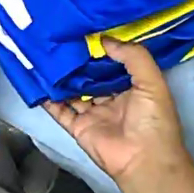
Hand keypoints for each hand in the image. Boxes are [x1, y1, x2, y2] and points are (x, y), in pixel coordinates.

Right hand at [43, 37, 189, 186]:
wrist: (143, 160)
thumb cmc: (154, 120)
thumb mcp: (152, 81)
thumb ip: (133, 57)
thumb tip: (105, 39)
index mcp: (133, 90)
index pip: (114, 66)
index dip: (103, 51)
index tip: (87, 33)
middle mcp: (112, 101)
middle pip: (91, 79)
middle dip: (79, 64)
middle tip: (63, 42)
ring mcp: (93, 115)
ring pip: (73, 93)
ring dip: (62, 79)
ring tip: (47, 57)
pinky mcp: (78, 128)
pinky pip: (61, 112)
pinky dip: (49, 100)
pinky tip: (39, 84)